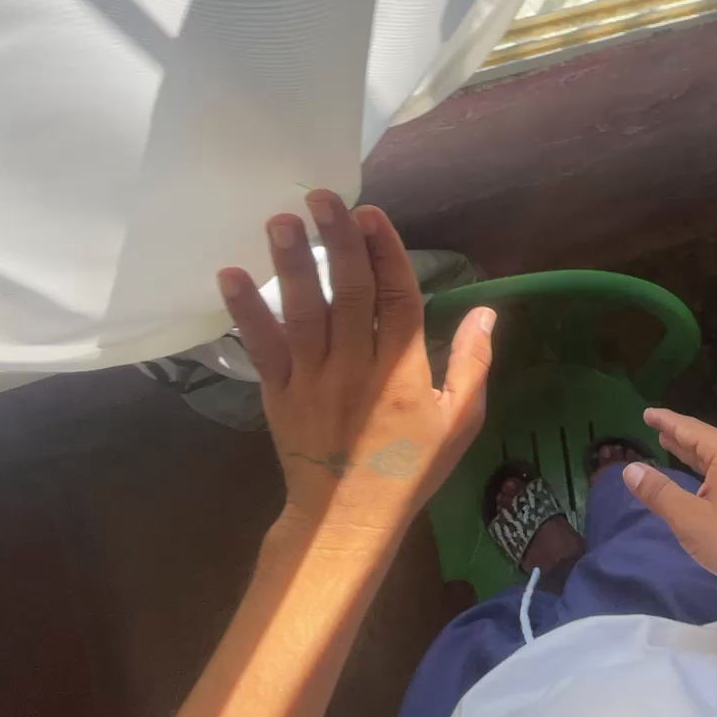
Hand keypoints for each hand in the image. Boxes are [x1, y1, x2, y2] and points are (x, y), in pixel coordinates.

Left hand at [216, 190, 493, 546]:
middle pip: (346, 292)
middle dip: (337, 241)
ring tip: (282, 218)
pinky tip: (231, 274)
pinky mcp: (277, 394)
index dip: (385, 253)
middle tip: (324, 197)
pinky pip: (261, 346)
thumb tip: (485, 310)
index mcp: (403, 368)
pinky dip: (245, 310)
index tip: (373, 215)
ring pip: (302, 311)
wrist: (348, 518)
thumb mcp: (462, 418)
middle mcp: (354, 365)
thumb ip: (474, 362)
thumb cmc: (413, 465)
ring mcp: (310, 378)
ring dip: (291, 262)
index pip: (395, 297)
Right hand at [621, 408, 716, 598]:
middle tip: (656, 427)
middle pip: (705, 439)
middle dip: (679, 435)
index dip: (666, 421)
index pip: (689, 429)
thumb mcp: (690, 519)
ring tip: (671, 444)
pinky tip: (702, 476)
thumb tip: (631, 469)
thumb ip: (659, 492)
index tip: (648, 412)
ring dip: (693, 453)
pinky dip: (708, 468)